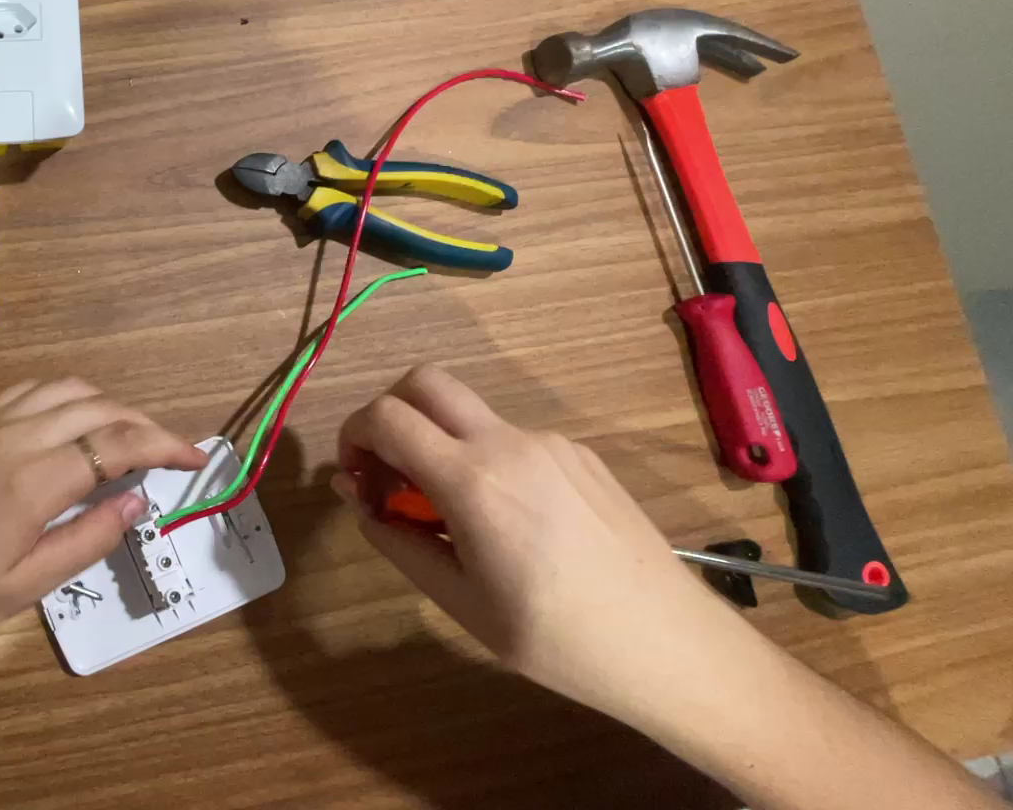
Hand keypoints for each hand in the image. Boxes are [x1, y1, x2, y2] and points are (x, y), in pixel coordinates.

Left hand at [0, 378, 207, 646]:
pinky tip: (74, 422)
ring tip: (128, 437)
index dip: (164, 445)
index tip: (196, 457)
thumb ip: (88, 537)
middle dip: (144, 424)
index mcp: (33, 479)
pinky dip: (69, 396)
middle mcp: (16, 435)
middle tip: (170, 453)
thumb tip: (138, 499)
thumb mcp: (26, 585)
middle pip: (98, 407)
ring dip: (108, 405)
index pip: (116, 444)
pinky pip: (33, 389)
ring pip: (68, 388)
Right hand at [330, 365, 757, 723]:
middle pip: (423, 380)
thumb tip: (352, 492)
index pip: (385, 416)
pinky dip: (479, 455)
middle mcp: (508, 443)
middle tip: (388, 466)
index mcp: (472, 480)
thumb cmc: (557, 639)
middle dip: (388, 411)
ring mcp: (550, 444)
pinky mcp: (579, 456)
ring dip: (436, 437)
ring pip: (467, 410)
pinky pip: (508, 437)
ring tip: (448, 507)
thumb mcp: (456, 600)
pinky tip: (505, 517)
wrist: (678, 651)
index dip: (353, 436)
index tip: (356, 477)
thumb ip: (393, 536)